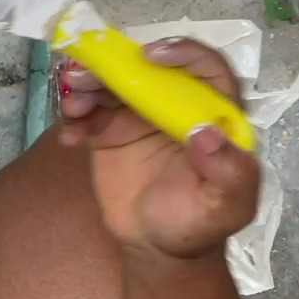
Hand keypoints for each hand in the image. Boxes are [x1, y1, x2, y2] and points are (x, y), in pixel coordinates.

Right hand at [57, 38, 259, 261]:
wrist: (155, 245)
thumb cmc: (197, 224)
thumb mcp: (226, 207)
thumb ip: (229, 173)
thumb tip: (206, 134)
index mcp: (212, 115)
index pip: (206, 70)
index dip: (182, 54)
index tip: (150, 55)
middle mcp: (174, 107)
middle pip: (146, 71)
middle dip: (113, 67)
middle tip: (83, 76)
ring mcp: (138, 117)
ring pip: (111, 87)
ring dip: (87, 88)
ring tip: (71, 107)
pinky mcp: (108, 132)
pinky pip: (88, 114)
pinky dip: (73, 119)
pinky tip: (69, 138)